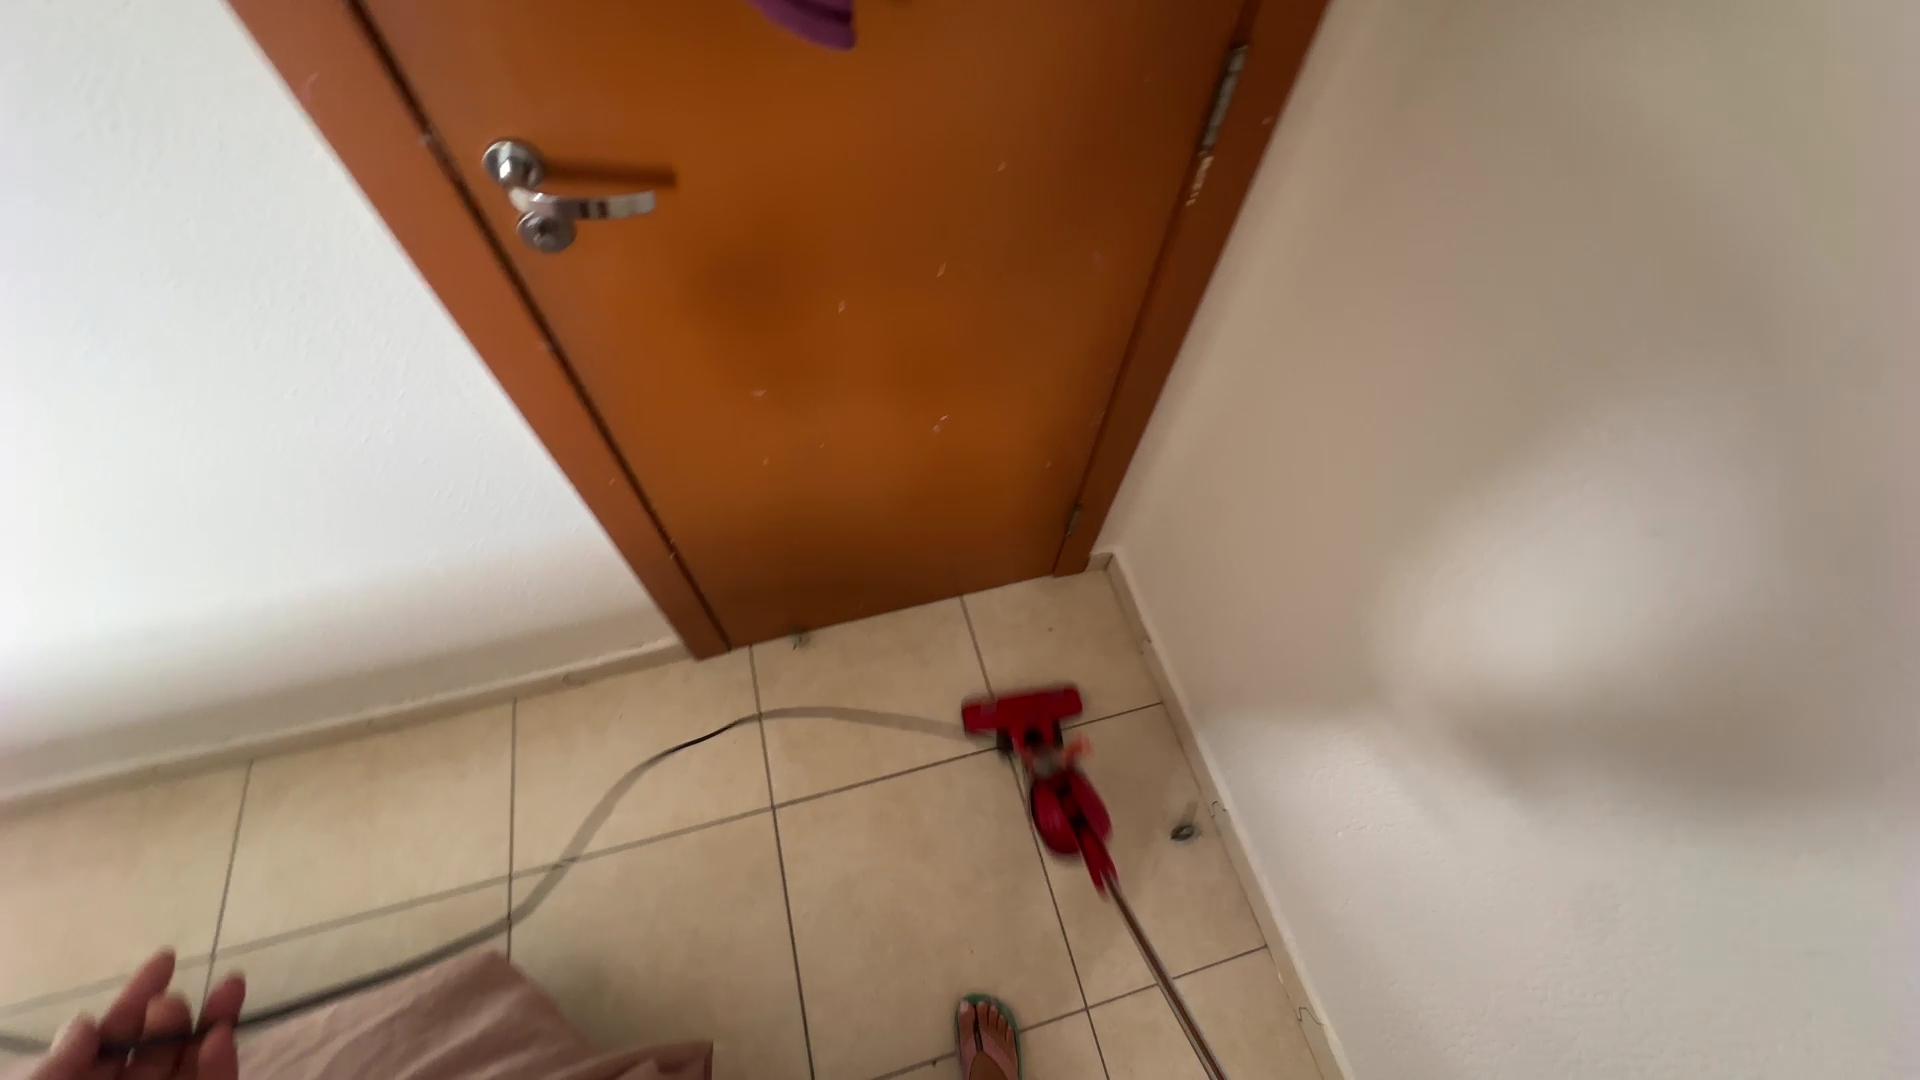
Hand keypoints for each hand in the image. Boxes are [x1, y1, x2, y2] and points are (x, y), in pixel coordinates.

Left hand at [29, 950, 244, 1079]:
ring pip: (201, 1054)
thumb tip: (85, 1022)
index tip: (166, 956)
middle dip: (172, 1012)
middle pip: (161, 1042)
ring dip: (217, 1019)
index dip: (137, 996)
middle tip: (170, 999)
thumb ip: (55, 1068)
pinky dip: (225, 1060)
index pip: (116, 1034)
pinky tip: (220, 1036)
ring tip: (229, 986)